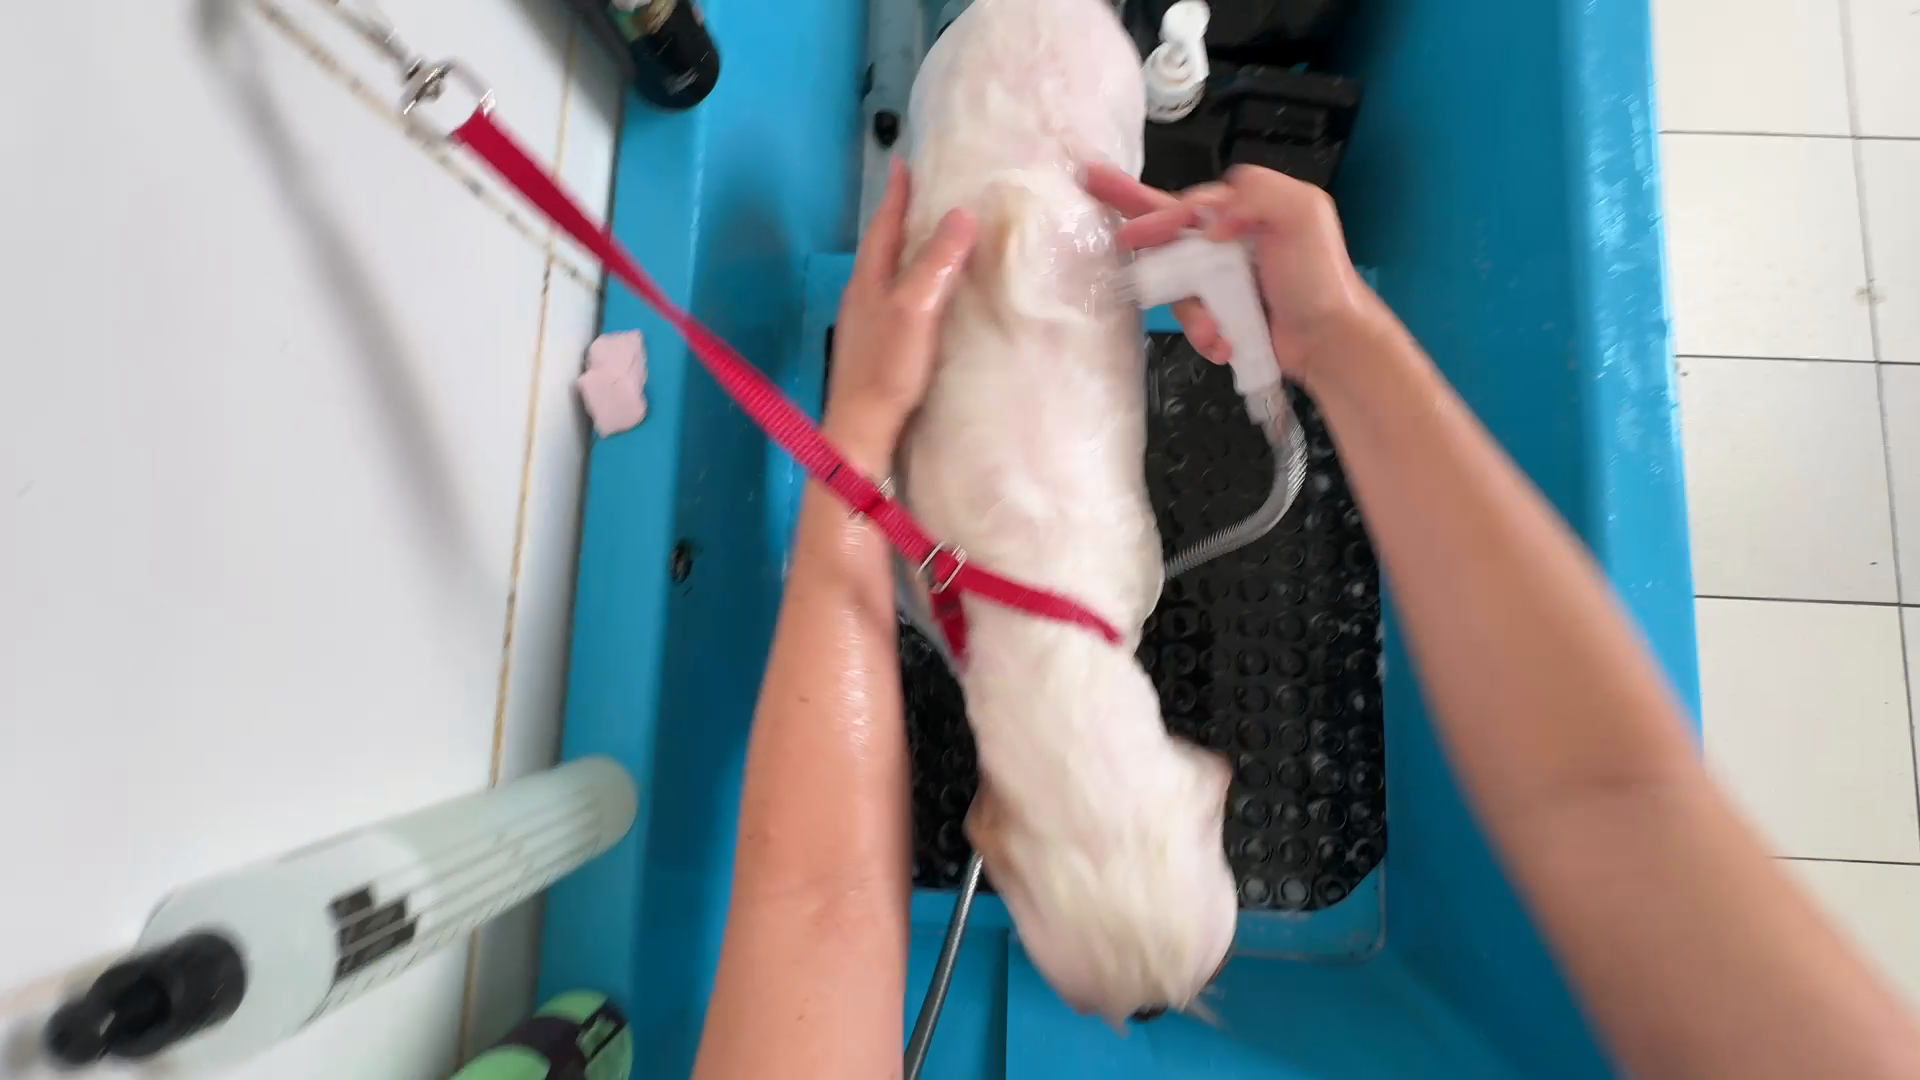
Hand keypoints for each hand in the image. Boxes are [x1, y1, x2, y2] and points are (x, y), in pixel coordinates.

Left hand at [825, 158, 976, 470]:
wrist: (864, 428)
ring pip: (887, 276)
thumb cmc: (888, 368)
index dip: (896, 195)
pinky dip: (911, 287)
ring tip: (930, 241)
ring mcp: (866, 326)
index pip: (884, 227)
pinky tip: (926, 299)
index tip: (904, 161)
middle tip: (922, 196)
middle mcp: (862, 298)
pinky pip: (895, 303)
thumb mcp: (915, 309)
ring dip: (906, 254)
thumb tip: (961, 214)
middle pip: (882, 248)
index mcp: (868, 281)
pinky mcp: (876, 350)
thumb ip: (935, 264)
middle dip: (900, 220)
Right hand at [1084, 164, 1377, 389]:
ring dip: (1192, 312)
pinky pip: (1191, 321)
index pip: (1188, 206)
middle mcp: (1226, 244)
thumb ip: (1258, 192)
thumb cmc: (1319, 277)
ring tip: (1215, 329)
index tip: (1131, 228)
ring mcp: (1219, 281)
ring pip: (1177, 289)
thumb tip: (1211, 221)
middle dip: (1146, 242)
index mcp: (1244, 212)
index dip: (1154, 213)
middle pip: (1168, 240)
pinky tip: (1224, 341)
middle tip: (1123, 240)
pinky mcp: (1216, 315)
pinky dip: (1203, 334)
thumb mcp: (1303, 212)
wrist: (1325, 338)